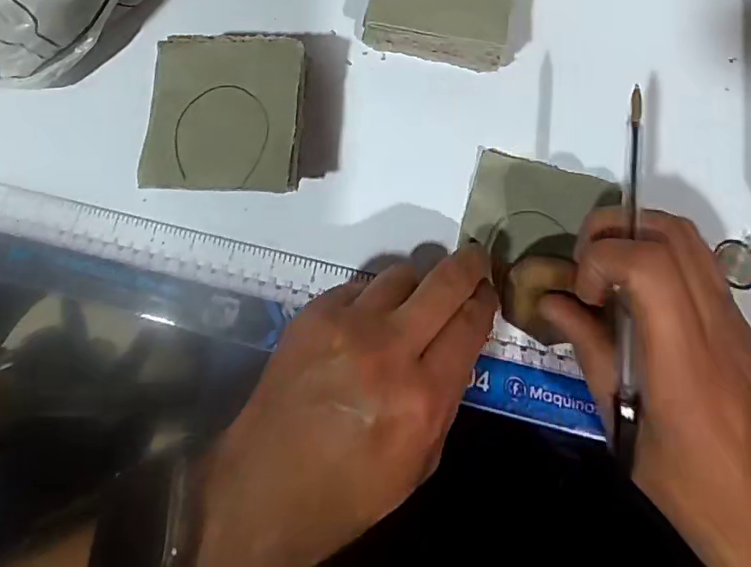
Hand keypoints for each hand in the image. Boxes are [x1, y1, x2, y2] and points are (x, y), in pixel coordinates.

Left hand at [195, 246, 497, 566]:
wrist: (262, 490)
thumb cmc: (350, 490)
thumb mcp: (420, 461)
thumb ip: (448, 396)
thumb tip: (461, 343)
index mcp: (422, 397)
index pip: (470, 323)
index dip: (485, 300)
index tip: (487, 291)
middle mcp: (388, 350)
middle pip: (445, 282)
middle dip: (469, 265)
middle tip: (475, 259)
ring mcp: (348, 325)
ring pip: (403, 273)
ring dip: (417, 283)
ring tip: (412, 302)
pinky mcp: (315, 314)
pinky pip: (360, 285)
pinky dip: (372, 298)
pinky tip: (366, 322)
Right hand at [539, 210, 750, 566]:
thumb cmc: (696, 488)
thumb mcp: (626, 429)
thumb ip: (591, 353)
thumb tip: (552, 302)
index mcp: (684, 352)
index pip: (648, 262)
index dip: (602, 259)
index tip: (583, 294)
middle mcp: (714, 319)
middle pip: (670, 230)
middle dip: (615, 229)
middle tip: (587, 268)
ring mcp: (733, 316)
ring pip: (688, 236)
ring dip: (639, 234)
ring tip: (609, 275)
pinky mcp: (739, 323)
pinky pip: (700, 260)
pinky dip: (661, 253)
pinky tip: (640, 296)